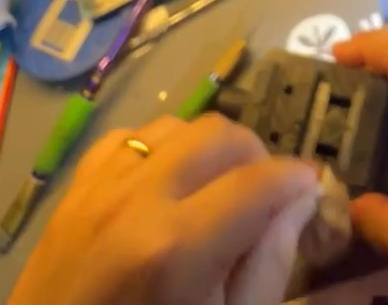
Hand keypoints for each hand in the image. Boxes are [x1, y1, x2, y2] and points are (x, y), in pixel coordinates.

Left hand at [11, 113, 319, 304]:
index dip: (297, 179)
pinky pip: (132, 136)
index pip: (259, 182)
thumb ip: (269, 263)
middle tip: (265, 194)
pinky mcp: (74, 189)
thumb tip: (300, 200)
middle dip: (256, 156)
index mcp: (175, 249)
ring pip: (179, 125)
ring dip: (209, 148)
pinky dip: (162, 148)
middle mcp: (136, 200)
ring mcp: (98, 189)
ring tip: (215, 188)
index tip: (313, 188)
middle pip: (221, 134)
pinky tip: (166, 184)